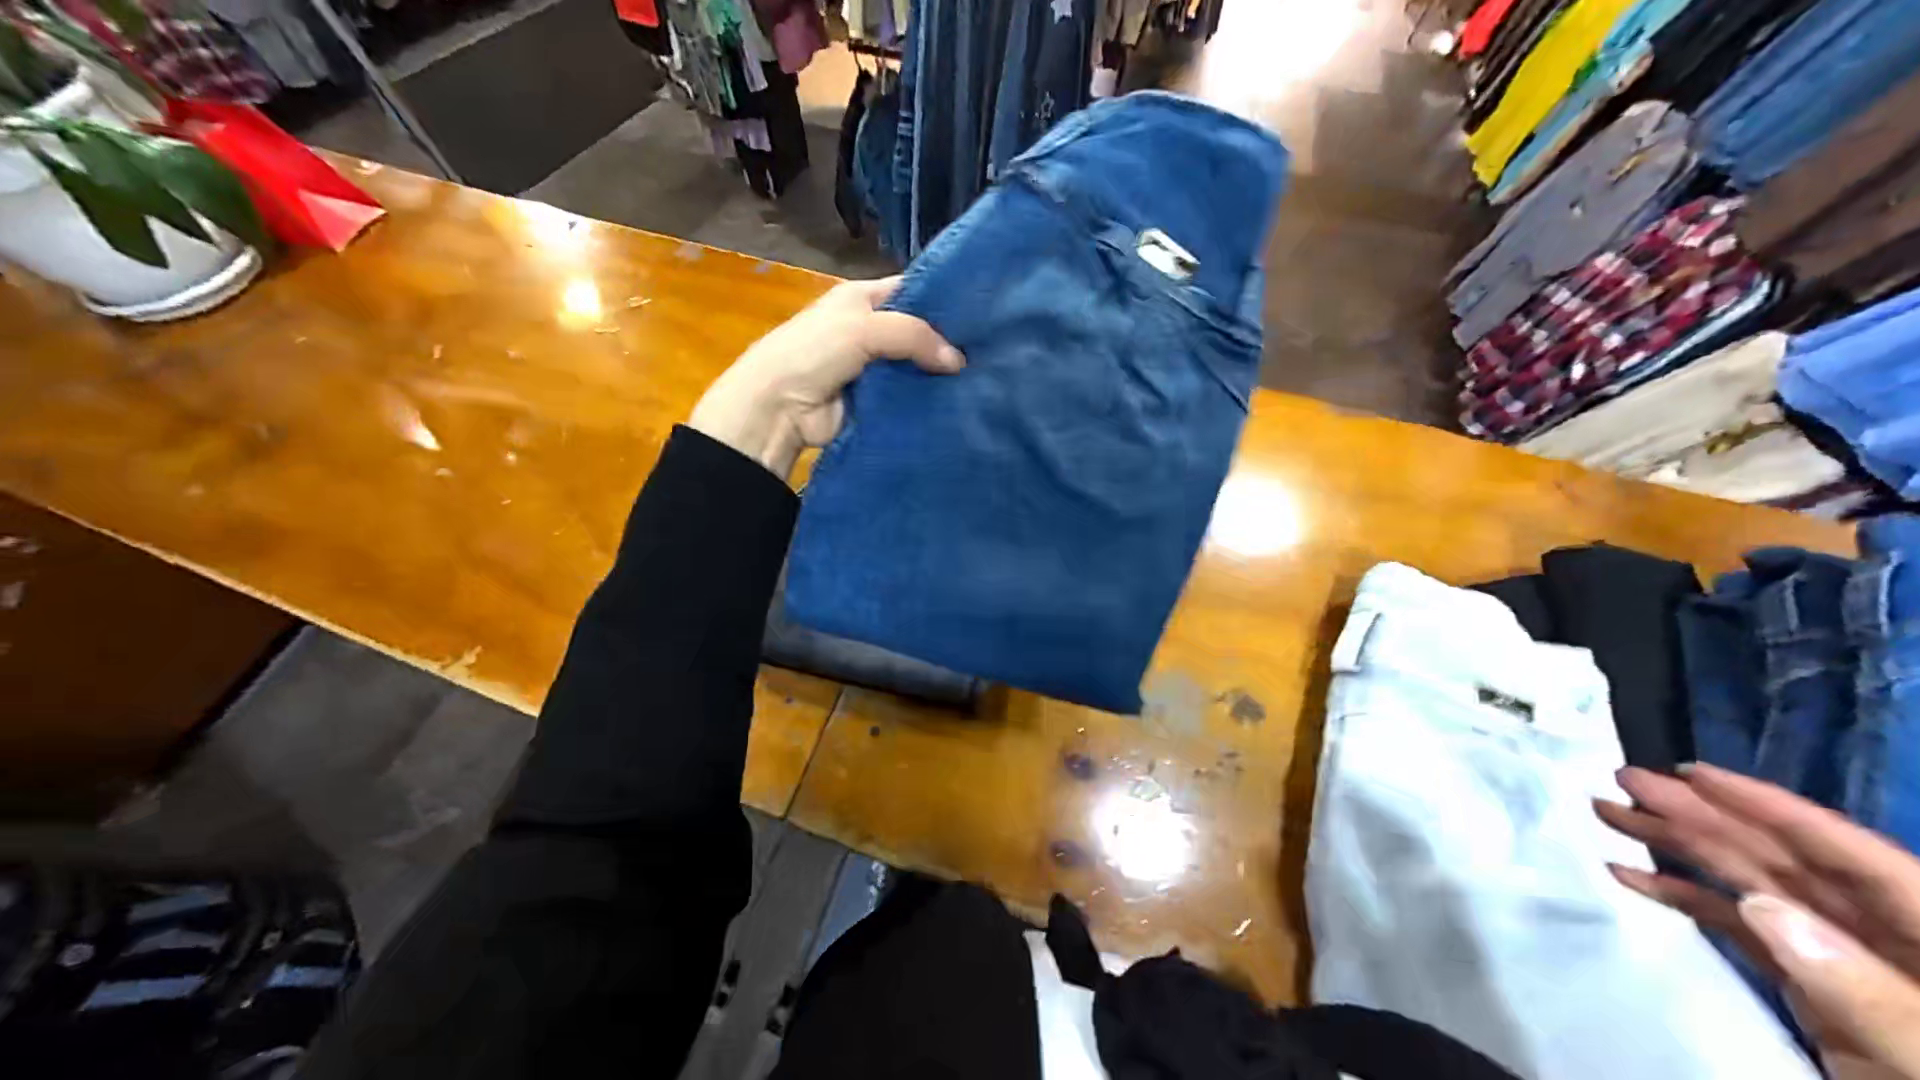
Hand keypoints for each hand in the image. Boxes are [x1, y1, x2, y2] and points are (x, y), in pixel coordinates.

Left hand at [688, 276, 963, 477]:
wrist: (778, 407)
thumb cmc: (815, 351)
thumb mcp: (865, 328)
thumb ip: (914, 336)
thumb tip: (959, 362)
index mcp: (862, 298)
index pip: (912, 290)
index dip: (943, 298)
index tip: (981, 310)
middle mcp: (870, 329)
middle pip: (919, 331)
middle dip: (948, 340)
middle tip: (990, 349)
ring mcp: (873, 367)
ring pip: (917, 366)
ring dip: (941, 373)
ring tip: (982, 376)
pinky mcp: (876, 400)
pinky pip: (909, 396)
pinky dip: (927, 399)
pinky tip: (957, 401)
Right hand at [1597, 763, 1919, 1079]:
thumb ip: (1863, 990)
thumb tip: (1760, 907)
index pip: (1842, 854)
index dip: (1767, 808)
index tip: (1691, 773)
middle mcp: (1878, 932)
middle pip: (1779, 860)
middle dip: (1698, 816)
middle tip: (1625, 780)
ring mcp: (1839, 959)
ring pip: (1747, 884)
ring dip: (1676, 845)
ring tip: (1610, 814)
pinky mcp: (1807, 984)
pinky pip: (1737, 928)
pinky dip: (1681, 898)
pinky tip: (1627, 876)